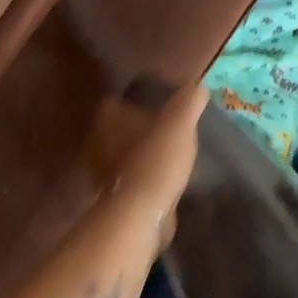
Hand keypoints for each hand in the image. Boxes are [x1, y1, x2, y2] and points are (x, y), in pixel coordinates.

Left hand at [88, 82, 204, 239]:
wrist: (140, 214)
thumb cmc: (156, 162)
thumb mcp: (179, 125)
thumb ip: (188, 103)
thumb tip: (199, 83)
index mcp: (109, 119)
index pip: (116, 101)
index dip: (133, 100)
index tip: (154, 102)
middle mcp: (99, 142)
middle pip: (118, 129)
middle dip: (138, 129)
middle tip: (164, 128)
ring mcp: (103, 171)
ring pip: (123, 155)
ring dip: (141, 154)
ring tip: (168, 154)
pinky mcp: (115, 196)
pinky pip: (131, 178)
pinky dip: (144, 177)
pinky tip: (163, 179)